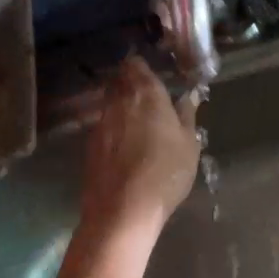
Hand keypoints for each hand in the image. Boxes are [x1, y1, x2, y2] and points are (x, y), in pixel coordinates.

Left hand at [79, 56, 202, 229]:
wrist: (122, 213)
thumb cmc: (164, 172)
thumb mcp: (189, 144)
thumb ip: (187, 115)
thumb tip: (188, 96)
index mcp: (146, 92)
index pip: (135, 64)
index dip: (141, 67)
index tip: (152, 74)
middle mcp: (119, 101)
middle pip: (119, 80)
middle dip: (130, 84)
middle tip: (147, 98)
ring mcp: (100, 124)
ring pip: (109, 104)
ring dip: (121, 108)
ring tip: (137, 124)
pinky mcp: (89, 148)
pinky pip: (103, 127)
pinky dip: (112, 130)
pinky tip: (124, 147)